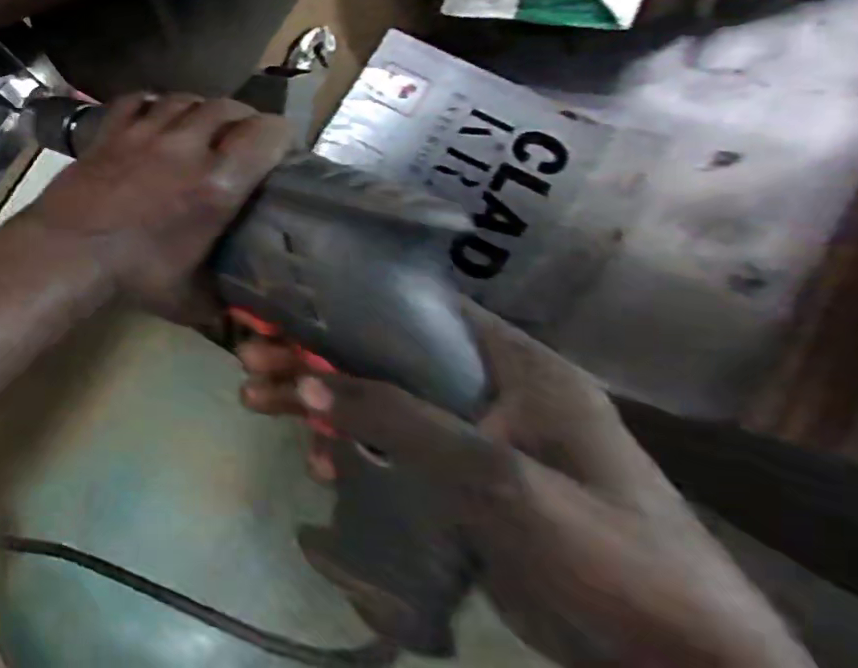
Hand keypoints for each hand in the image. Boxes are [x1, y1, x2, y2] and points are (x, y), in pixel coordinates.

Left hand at [10, 95, 288, 317]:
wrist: (66, 251)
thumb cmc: (132, 277)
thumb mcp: (192, 299)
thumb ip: (224, 298)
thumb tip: (244, 310)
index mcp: (216, 184)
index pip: (268, 133)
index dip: (281, 137)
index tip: (279, 151)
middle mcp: (184, 147)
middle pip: (226, 107)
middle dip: (241, 119)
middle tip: (239, 139)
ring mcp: (142, 134)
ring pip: (182, 99)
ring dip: (197, 110)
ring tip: (197, 127)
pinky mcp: (109, 132)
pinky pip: (136, 100)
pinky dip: (150, 104)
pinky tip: (152, 117)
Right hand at [239, 306, 813, 667]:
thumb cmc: (609, 556)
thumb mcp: (503, 480)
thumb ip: (404, 423)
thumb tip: (304, 380)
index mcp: (517, 367)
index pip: (417, 307)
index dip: (346, 300)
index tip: (281, 305)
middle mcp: (491, 389)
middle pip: (381, 354)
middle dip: (312, 357)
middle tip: (248, 358)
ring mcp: (474, 436)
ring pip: (376, 398)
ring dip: (316, 400)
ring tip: (252, 399)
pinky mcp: (461, 479)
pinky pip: (388, 444)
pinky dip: (347, 445)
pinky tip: (315, 462)